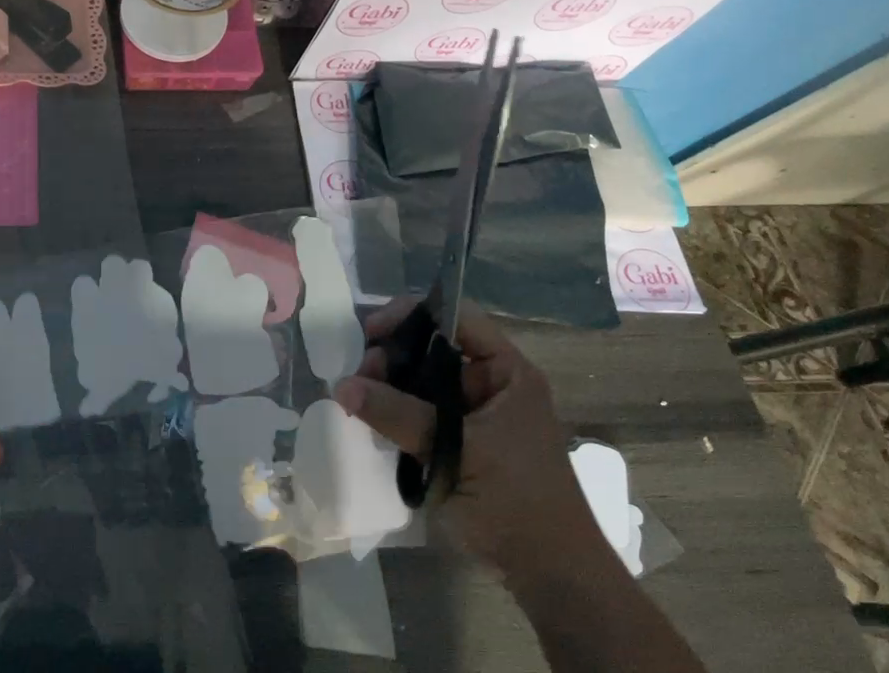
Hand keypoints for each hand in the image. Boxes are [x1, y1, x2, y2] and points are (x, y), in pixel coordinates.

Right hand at [331, 299, 597, 578]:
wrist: (547, 573)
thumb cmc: (517, 502)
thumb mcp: (458, 452)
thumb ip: (399, 415)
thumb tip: (341, 386)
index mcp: (507, 375)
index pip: (459, 319)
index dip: (414, 315)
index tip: (371, 332)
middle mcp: (486, 385)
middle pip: (429, 346)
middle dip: (389, 355)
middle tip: (359, 376)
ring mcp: (468, 414)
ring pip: (415, 380)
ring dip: (383, 385)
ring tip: (355, 399)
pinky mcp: (450, 441)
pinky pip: (411, 412)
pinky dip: (387, 411)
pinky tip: (364, 418)